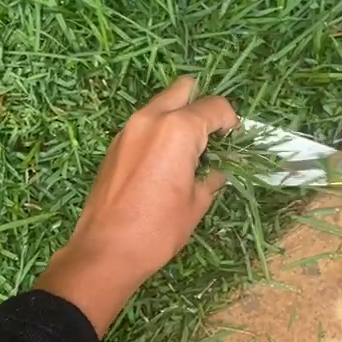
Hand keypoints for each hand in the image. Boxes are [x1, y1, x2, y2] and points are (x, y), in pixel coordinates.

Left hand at [35, 76, 236, 334]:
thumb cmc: (158, 230)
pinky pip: (144, 125)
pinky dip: (159, 132)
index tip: (235, 140)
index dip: (230, 122)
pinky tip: (165, 162)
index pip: (214, 107)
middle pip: (183, 90)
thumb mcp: (196, 204)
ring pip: (160, 105)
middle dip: (201, 106)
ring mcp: (128, 130)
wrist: (106, 251)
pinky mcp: (114, 146)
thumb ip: (211, 178)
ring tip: (189, 151)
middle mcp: (151, 119)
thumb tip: (218, 171)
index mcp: (177, 129)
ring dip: (178, 117)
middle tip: (211, 136)